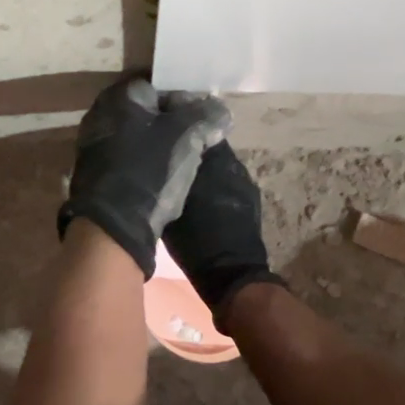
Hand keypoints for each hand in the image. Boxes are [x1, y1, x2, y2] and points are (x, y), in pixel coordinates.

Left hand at [57, 78, 229, 276]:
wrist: (113, 224)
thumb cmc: (151, 168)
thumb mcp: (188, 135)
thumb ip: (206, 115)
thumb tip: (219, 110)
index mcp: (118, 96)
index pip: (156, 84)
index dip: (184, 99)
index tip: (203, 117)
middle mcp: (99, 114)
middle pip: (145, 111)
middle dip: (172, 123)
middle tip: (197, 139)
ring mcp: (92, 145)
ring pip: (136, 136)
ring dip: (158, 145)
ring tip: (184, 161)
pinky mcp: (93, 173)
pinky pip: (126, 159)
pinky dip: (144, 164)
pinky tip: (162, 179)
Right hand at [162, 140, 283, 330]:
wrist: (232, 275)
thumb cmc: (195, 242)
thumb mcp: (170, 207)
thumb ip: (167, 179)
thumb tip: (153, 162)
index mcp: (212, 162)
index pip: (195, 130)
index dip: (179, 129)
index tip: (163, 131)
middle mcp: (232, 166)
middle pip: (209, 146)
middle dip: (192, 147)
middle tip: (170, 153)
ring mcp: (244, 183)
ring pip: (220, 164)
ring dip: (205, 166)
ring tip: (184, 174)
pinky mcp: (250, 199)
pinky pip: (229, 181)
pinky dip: (216, 182)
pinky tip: (203, 195)